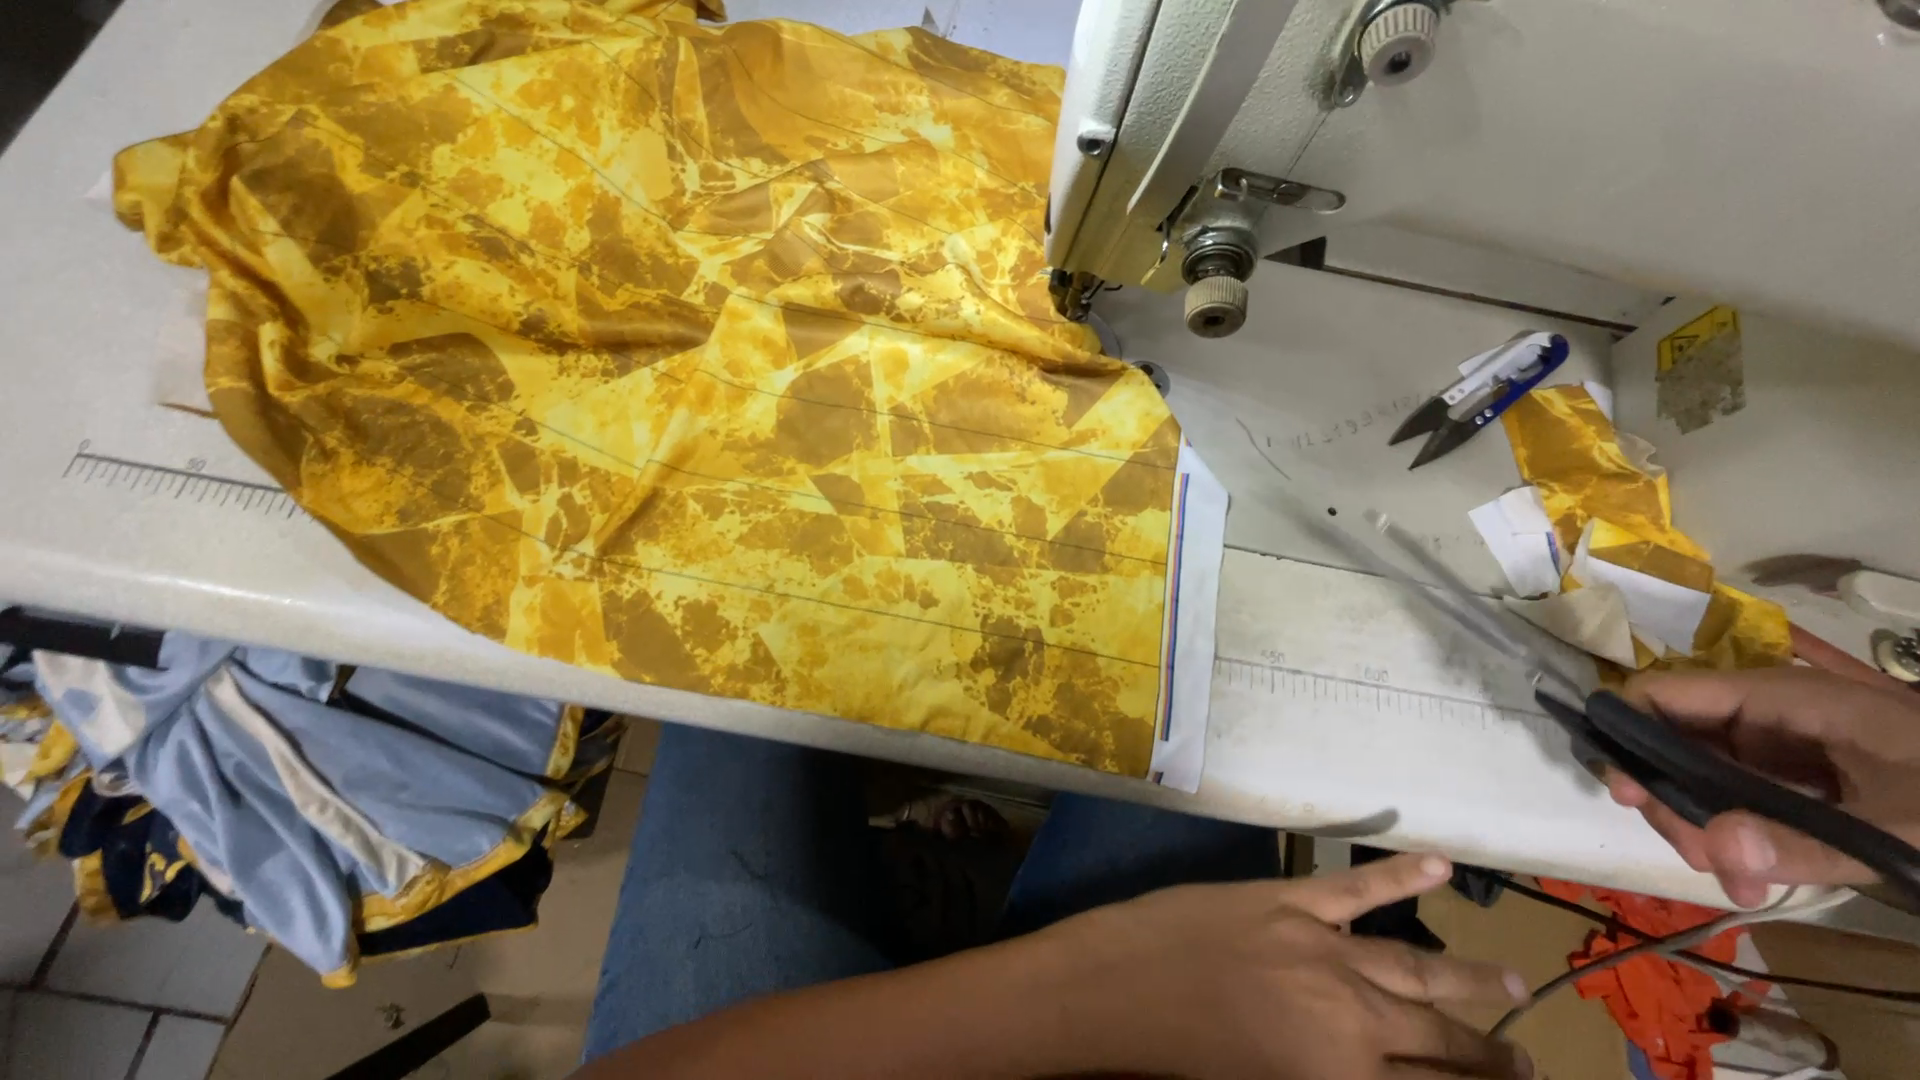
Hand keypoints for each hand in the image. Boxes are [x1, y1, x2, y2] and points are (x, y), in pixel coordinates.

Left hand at [1037, 852, 1532, 1079]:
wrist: (1121, 990)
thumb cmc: (1182, 1059)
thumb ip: (1330, 1077)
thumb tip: (1372, 1064)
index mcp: (1344, 1077)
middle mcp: (1352, 1017)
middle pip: (1437, 1038)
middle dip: (1486, 1054)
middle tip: (1527, 1059)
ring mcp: (1322, 950)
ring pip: (1414, 967)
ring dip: (1467, 979)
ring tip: (1514, 985)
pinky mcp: (1287, 902)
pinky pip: (1352, 890)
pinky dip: (1397, 875)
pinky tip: (1438, 864)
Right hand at [1609, 665, 1919, 906]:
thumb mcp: (1907, 835)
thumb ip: (1807, 844)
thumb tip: (1710, 846)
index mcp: (1788, 698)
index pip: (1664, 692)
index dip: (1626, 732)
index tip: (1627, 795)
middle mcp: (1769, 712)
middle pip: (1670, 738)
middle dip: (1671, 800)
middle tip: (1701, 860)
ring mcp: (1781, 744)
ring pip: (1694, 772)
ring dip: (1699, 827)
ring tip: (1740, 885)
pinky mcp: (1794, 777)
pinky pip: (1732, 794)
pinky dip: (1730, 834)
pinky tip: (1754, 875)